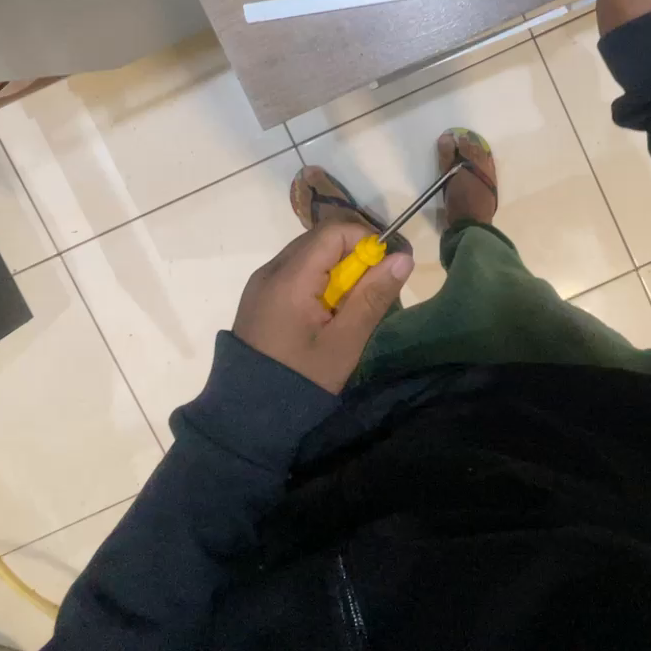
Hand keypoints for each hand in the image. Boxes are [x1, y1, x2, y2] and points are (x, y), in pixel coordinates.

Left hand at [232, 223, 412, 393]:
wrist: (247, 418)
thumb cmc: (301, 381)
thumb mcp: (344, 343)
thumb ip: (373, 296)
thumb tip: (403, 257)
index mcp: (290, 278)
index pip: (333, 232)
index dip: (366, 240)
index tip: (388, 265)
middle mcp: (271, 270)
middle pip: (320, 239)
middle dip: (354, 253)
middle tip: (375, 286)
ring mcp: (262, 282)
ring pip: (309, 253)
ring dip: (337, 266)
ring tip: (353, 302)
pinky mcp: (259, 295)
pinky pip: (295, 270)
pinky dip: (319, 278)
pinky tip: (329, 310)